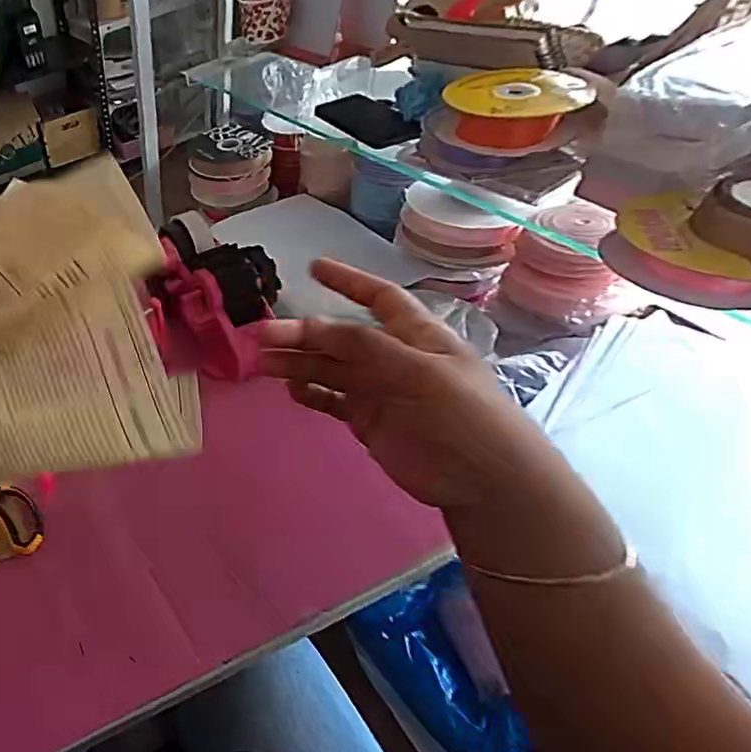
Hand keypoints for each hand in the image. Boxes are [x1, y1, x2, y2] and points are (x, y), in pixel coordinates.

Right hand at [255, 259, 574, 513]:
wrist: (485, 483)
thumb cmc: (464, 416)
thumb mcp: (420, 373)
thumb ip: (367, 348)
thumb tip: (313, 325)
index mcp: (415, 335)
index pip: (379, 298)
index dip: (348, 281)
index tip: (314, 268)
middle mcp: (393, 358)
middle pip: (341, 337)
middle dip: (304, 332)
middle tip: (265, 335)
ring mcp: (379, 391)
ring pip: (330, 369)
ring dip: (299, 363)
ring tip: (265, 364)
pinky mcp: (368, 421)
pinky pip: (332, 400)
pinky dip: (311, 394)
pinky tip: (292, 391)